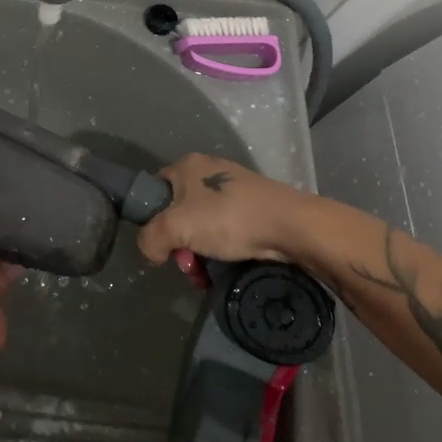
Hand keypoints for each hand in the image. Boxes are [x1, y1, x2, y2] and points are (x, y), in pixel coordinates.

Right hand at [136, 154, 320, 265]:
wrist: (292, 226)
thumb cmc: (227, 218)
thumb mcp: (175, 228)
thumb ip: (149, 239)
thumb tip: (151, 253)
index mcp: (187, 165)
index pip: (153, 189)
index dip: (152, 218)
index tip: (162, 243)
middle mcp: (209, 171)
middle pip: (178, 212)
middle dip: (179, 245)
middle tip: (189, 266)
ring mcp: (233, 189)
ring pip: (202, 226)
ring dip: (198, 254)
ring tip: (207, 275)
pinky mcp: (254, 207)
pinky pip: (225, 230)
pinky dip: (220, 251)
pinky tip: (225, 268)